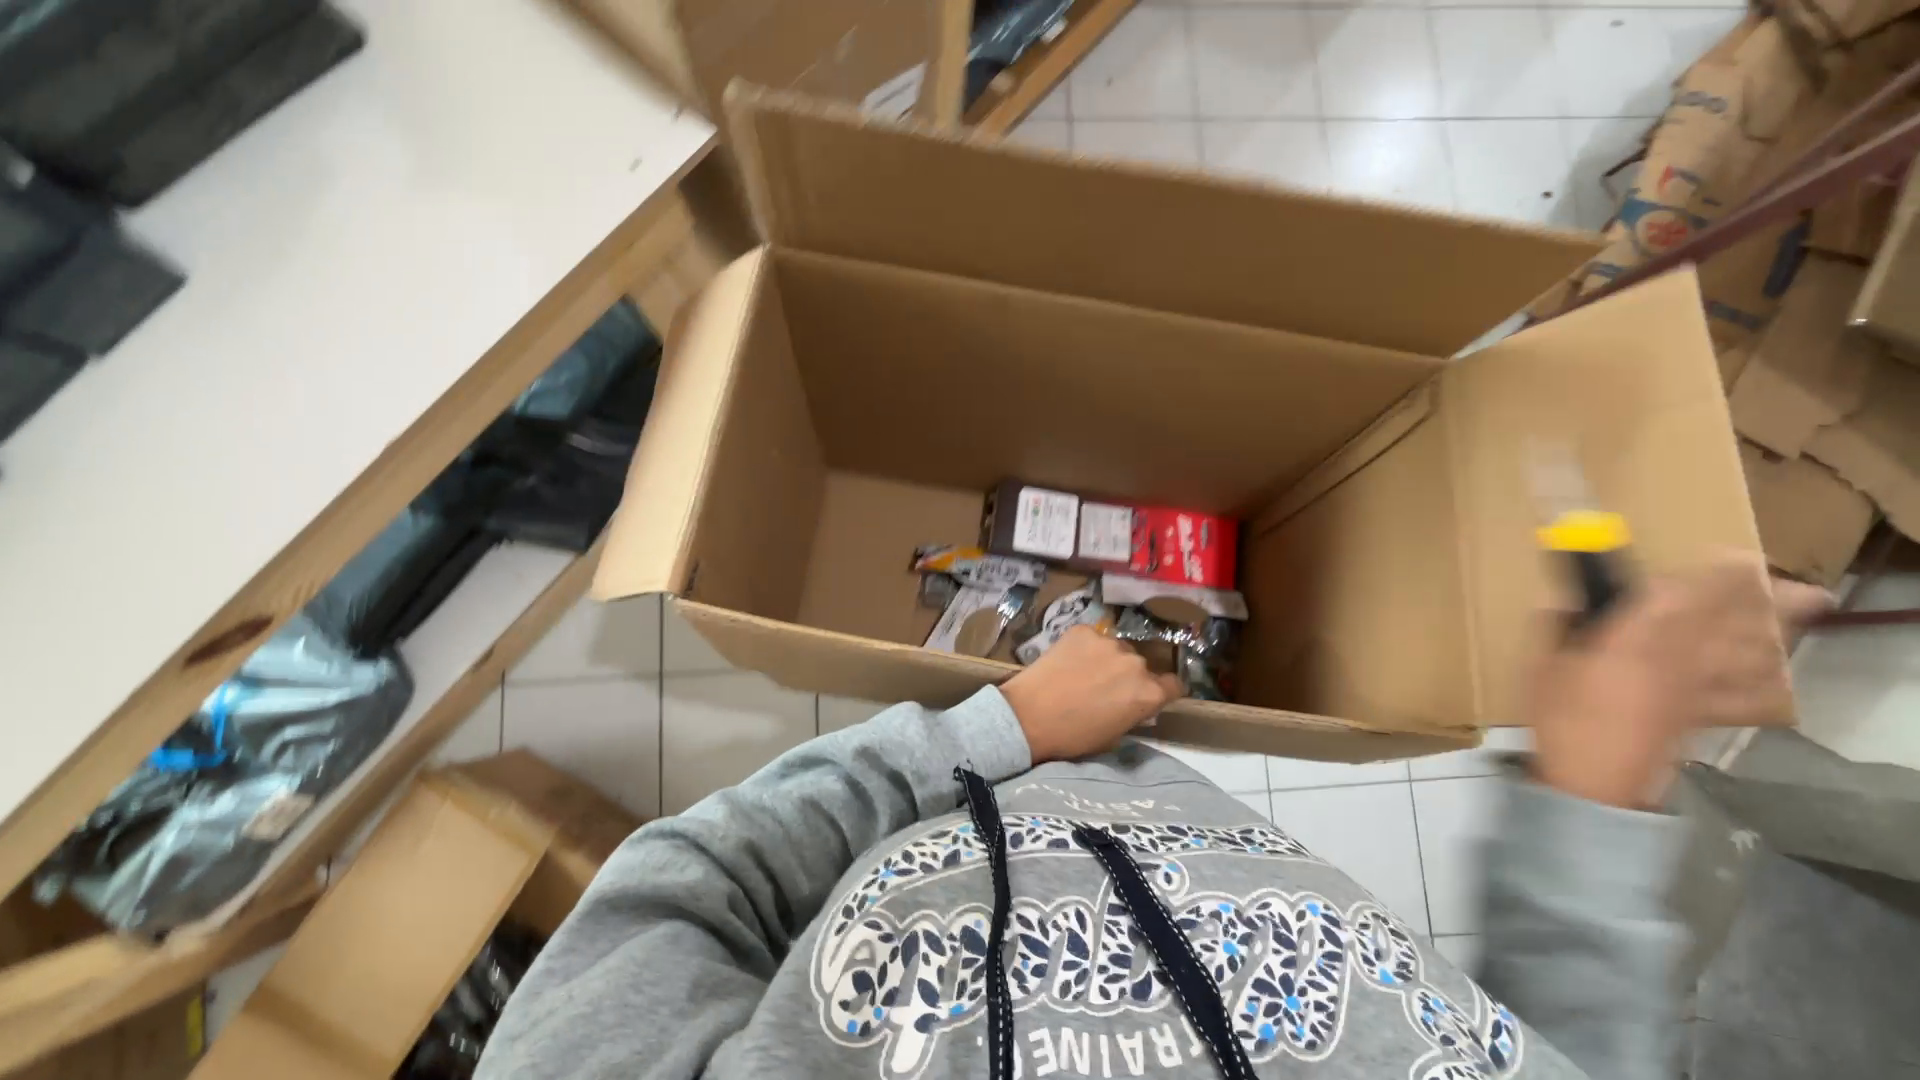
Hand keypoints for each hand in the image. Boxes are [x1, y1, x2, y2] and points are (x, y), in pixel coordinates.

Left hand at [1000, 626, 1182, 763]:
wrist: (1029, 716)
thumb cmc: (1073, 736)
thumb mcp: (1114, 734)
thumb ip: (1133, 712)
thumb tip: (1134, 702)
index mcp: (1148, 692)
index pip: (1173, 684)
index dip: (1163, 690)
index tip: (1150, 694)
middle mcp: (1136, 663)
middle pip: (1141, 665)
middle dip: (1128, 675)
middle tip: (1106, 687)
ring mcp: (1108, 642)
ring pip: (1116, 649)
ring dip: (1107, 659)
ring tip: (1083, 673)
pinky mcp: (1082, 630)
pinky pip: (1091, 638)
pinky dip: (1084, 647)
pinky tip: (1068, 661)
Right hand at [1526, 554, 1829, 807]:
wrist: (1591, 782)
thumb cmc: (1559, 718)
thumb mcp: (1542, 665)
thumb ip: (1557, 627)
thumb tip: (1566, 599)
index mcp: (1637, 639)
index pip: (1687, 594)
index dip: (1711, 571)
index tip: (1722, 552)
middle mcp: (1681, 657)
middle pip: (1736, 619)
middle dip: (1762, 594)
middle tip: (1768, 574)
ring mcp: (1699, 688)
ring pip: (1753, 652)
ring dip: (1776, 628)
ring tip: (1792, 609)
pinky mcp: (1703, 714)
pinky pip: (1747, 696)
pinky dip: (1765, 682)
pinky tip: (1772, 672)